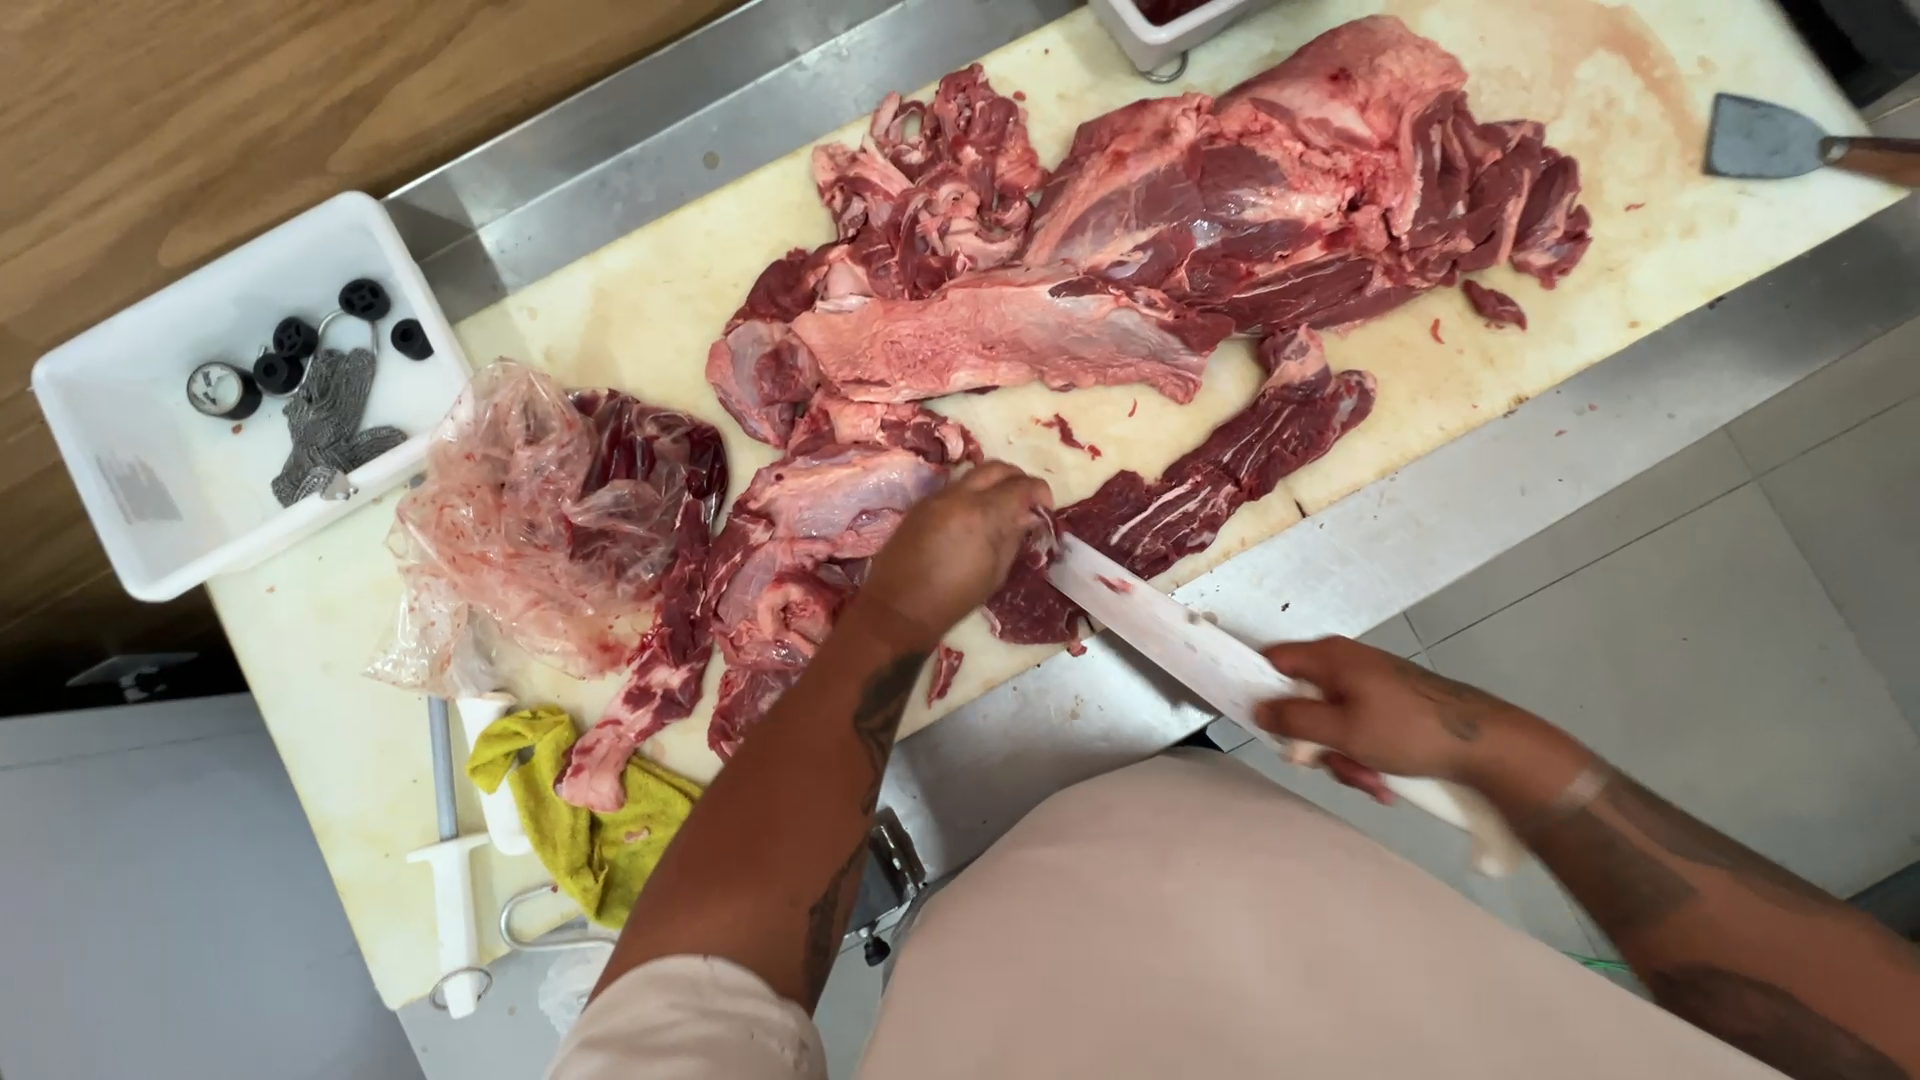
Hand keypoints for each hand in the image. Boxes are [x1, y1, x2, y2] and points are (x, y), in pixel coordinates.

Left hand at [856, 461, 1052, 647]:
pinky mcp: (920, 505)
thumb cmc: (952, 600)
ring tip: (1000, 508)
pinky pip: (953, 487)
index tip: (1045, 508)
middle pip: (997, 468)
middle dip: (1017, 479)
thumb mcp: (995, 573)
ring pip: (973, 474)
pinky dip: (971, 494)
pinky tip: (974, 517)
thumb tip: (1027, 516)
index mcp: (982, 514)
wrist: (897, 608)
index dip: (1040, 492)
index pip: (1021, 486)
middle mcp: (959, 496)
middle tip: (1026, 501)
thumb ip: (1013, 537)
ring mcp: (936, 497)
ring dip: (992, 484)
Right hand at [1255, 636, 1528, 784]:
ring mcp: (1370, 684)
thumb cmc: (1408, 730)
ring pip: (1331, 721)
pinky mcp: (1390, 705)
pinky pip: (1359, 728)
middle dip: (1312, 741)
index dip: (1261, 689)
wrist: (1490, 745)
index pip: (1272, 660)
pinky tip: (1382, 781)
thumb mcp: (1342, 730)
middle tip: (1327, 766)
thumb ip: (1293, 720)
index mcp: (1329, 657)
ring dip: (1341, 756)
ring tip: (1369, 781)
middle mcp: (1346, 663)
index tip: (1266, 725)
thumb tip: (1257, 709)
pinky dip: (1364, 754)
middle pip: (1302, 700)